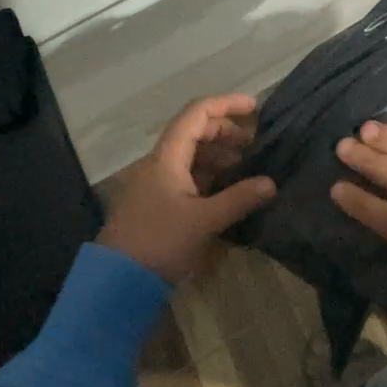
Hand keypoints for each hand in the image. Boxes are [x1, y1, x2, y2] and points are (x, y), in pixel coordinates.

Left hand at [97, 94, 276, 283]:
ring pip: (190, 155)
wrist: (115, 283)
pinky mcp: (155, 203)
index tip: (255, 108)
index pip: (197, 113)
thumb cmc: (160, 242)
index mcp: (167, 156)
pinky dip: (208, 175)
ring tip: (245, 168)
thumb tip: (271, 182)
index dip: (226, 104)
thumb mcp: (204, 221)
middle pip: (194, 131)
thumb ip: (239, 198)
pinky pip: (185, 175)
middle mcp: (159, 162)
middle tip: (253, 145)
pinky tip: (226, 190)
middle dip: (225, 132)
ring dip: (218, 155)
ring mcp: (155, 182)